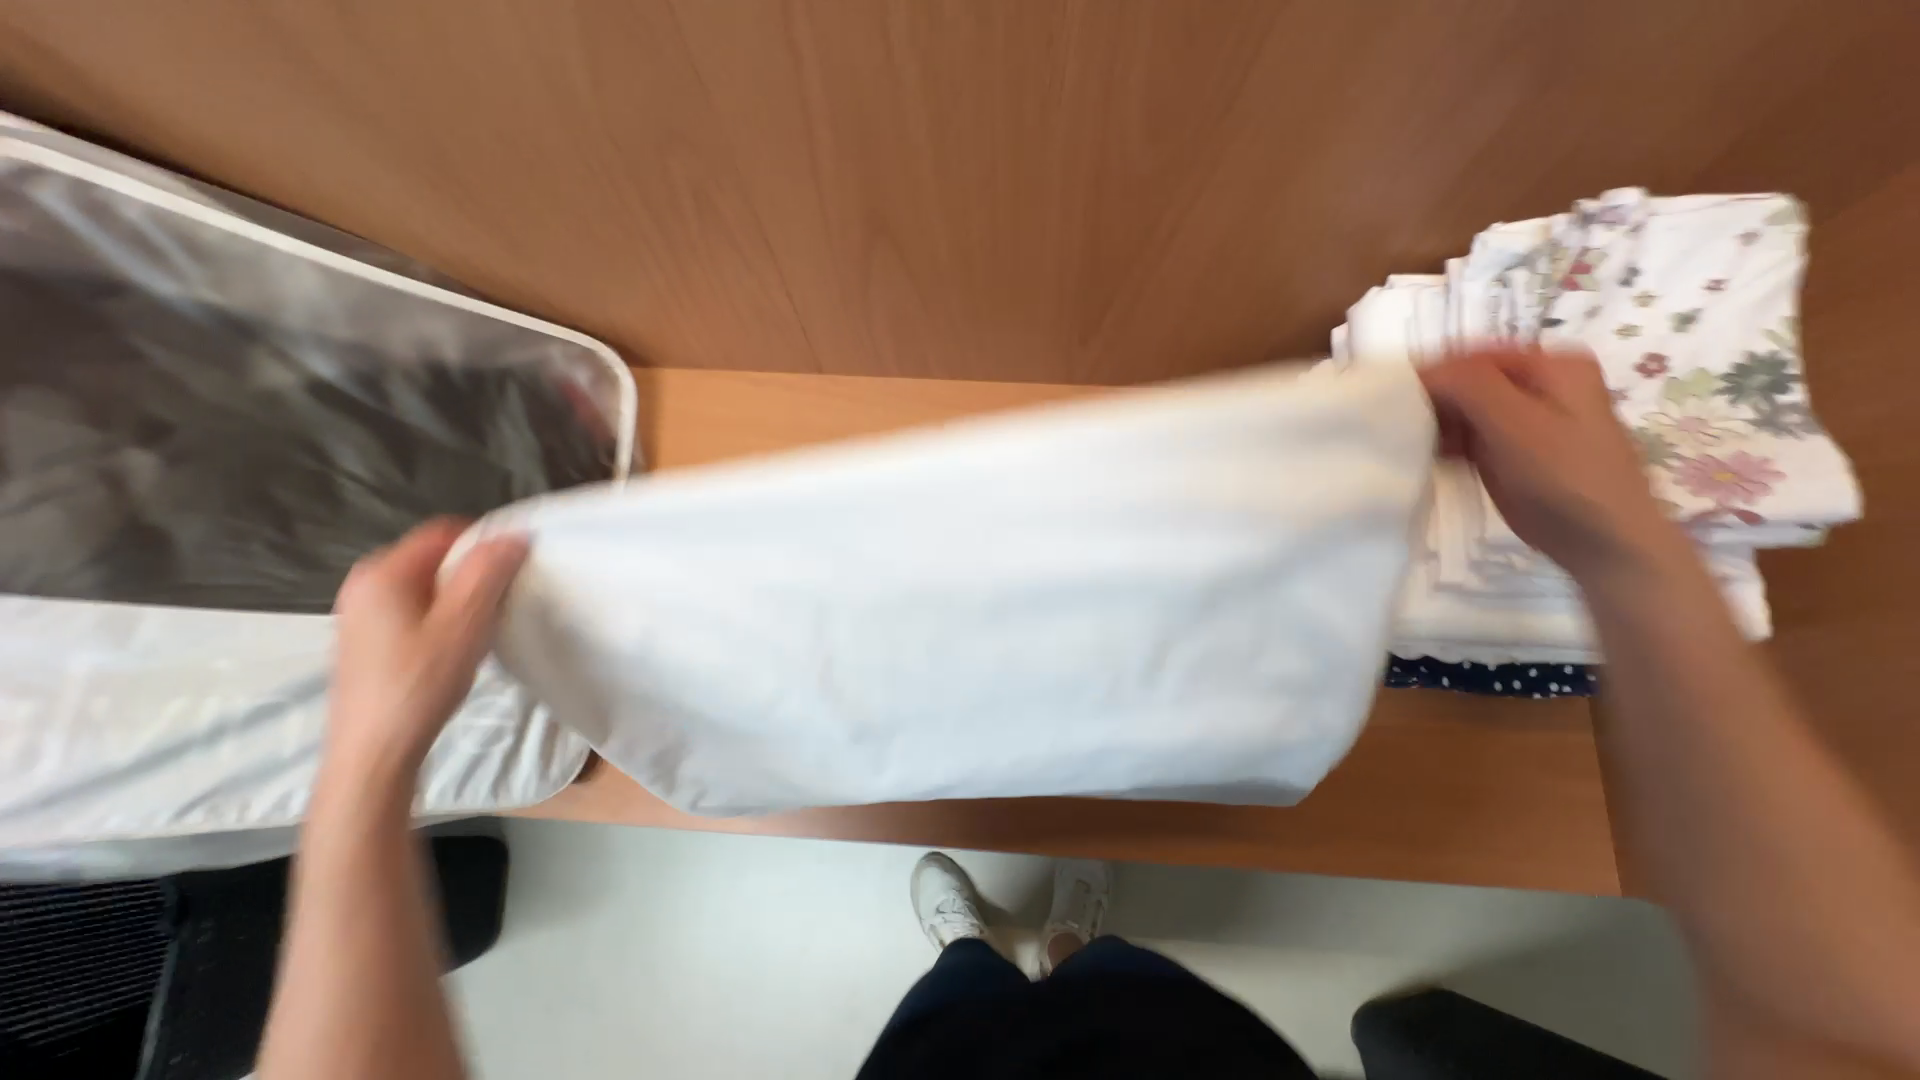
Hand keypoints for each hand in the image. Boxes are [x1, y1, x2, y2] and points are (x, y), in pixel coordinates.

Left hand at [326, 519, 529, 784]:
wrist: (374, 754)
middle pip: (435, 558)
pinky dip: (444, 618)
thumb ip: (488, 573)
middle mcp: (364, 585)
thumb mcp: (464, 625)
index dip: (486, 541)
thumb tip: (515, 534)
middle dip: (475, 572)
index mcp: (381, 572)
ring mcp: (362, 614)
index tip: (518, 566)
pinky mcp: (368, 641)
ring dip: (463, 598)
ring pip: (428, 586)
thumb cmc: (419, 685)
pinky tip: (460, 649)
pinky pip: (416, 610)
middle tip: (505, 599)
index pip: (444, 532)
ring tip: (485, 627)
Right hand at [1420, 346, 1687, 581]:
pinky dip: (1446, 442)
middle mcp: (1540, 382)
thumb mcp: (1516, 423)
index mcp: (1551, 363)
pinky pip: (1469, 433)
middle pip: (1467, 379)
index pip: (1472, 356)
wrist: (1602, 541)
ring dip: (1435, 423)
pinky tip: (1429, 457)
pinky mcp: (1512, 449)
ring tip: (1411, 444)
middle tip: (1399, 427)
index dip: (1430, 374)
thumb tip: (1421, 369)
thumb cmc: (1564, 477)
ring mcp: (1526, 418)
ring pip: (1464, 408)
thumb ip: (1469, 385)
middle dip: (1432, 400)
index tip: (1390, 402)